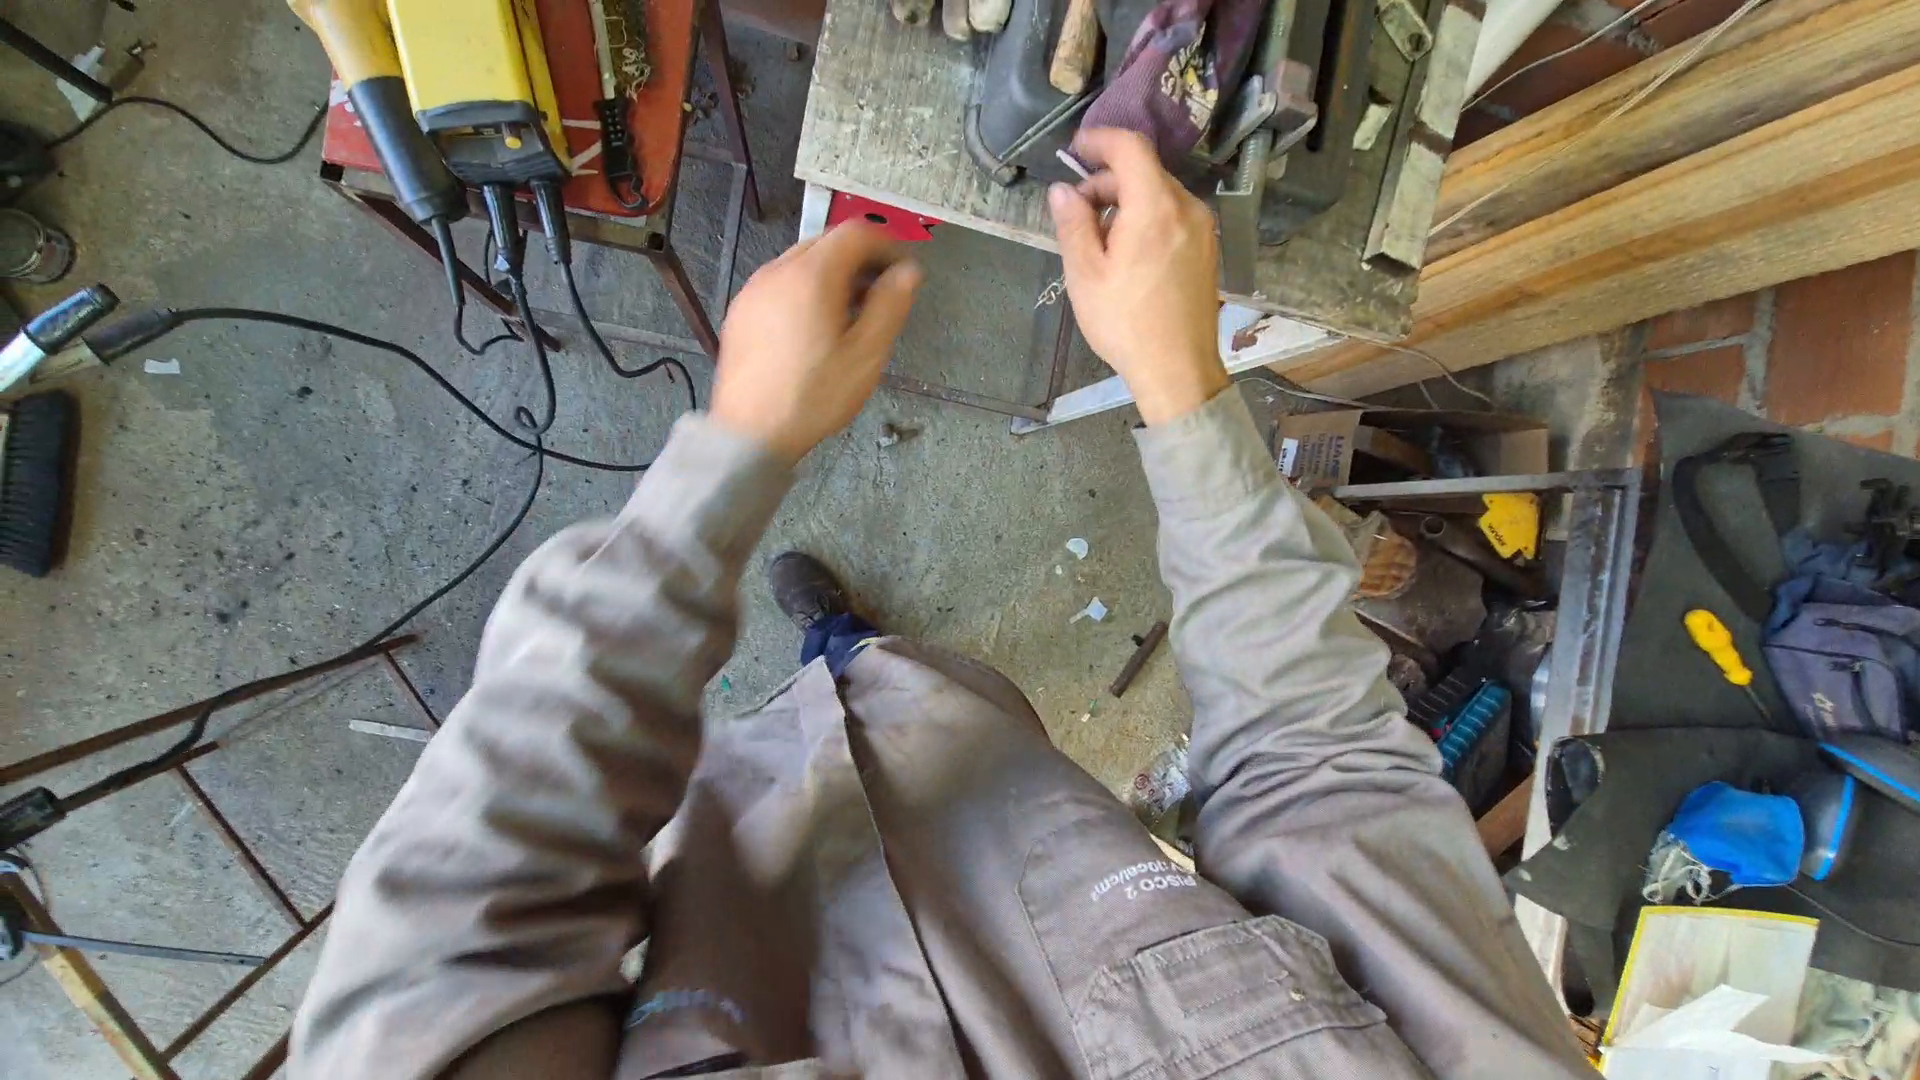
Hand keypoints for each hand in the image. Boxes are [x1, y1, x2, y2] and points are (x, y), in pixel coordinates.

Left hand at [710, 223, 923, 462]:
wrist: (751, 433)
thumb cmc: (814, 397)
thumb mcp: (866, 355)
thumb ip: (890, 306)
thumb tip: (909, 272)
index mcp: (811, 276)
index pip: (855, 233)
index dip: (886, 244)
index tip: (902, 271)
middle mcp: (777, 271)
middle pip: (826, 244)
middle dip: (859, 261)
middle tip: (880, 295)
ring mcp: (753, 291)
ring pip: (801, 265)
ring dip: (832, 277)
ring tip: (850, 316)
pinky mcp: (740, 313)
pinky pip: (780, 286)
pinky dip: (804, 293)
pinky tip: (814, 330)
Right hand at [1049, 128, 1228, 424]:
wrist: (1177, 368)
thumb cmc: (1126, 324)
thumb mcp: (1085, 276)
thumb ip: (1073, 225)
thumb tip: (1062, 191)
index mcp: (1155, 207)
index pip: (1131, 147)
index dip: (1100, 140)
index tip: (1075, 151)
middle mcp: (1187, 208)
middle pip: (1144, 172)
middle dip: (1107, 182)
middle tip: (1077, 215)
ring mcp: (1203, 229)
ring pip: (1159, 196)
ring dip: (1126, 204)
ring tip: (1100, 243)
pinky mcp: (1208, 250)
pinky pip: (1173, 218)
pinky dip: (1147, 220)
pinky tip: (1128, 255)